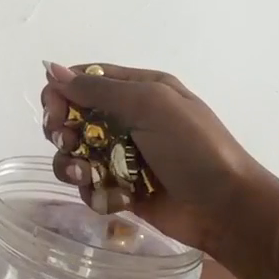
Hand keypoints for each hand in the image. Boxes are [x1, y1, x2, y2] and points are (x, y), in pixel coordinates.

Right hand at [41, 61, 278, 268]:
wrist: (229, 209)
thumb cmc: (193, 148)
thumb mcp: (149, 105)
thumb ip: (98, 88)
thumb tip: (50, 69)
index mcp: (138, 90)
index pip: (83, 80)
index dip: (61, 94)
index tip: (56, 116)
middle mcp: (127, 118)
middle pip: (71, 117)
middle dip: (62, 131)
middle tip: (68, 144)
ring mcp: (122, 155)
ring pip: (73, 153)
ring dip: (71, 164)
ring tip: (86, 176)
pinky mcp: (120, 187)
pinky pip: (88, 184)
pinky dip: (94, 191)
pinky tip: (114, 197)